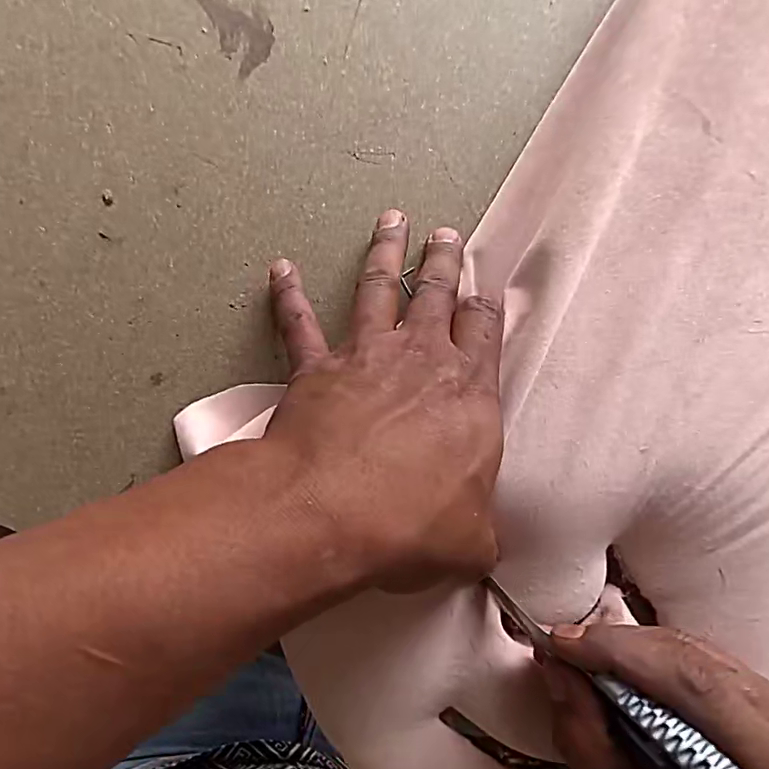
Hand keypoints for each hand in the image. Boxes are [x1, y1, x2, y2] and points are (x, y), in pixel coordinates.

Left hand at [263, 210, 504, 592]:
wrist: (335, 514)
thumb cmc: (410, 525)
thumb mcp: (470, 543)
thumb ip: (481, 536)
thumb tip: (484, 548)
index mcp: (471, 397)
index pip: (485, 335)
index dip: (486, 310)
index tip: (485, 289)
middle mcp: (422, 362)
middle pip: (439, 296)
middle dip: (446, 262)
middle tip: (447, 234)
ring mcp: (366, 359)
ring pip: (380, 289)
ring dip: (386, 252)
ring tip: (393, 220)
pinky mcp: (315, 371)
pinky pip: (299, 323)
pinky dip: (288, 295)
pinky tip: (281, 268)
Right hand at [542, 624, 768, 768]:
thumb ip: (587, 740)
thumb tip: (556, 668)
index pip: (696, 686)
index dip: (622, 654)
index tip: (561, 643)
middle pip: (698, 662)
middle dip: (619, 645)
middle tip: (561, 645)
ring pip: (700, 654)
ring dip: (633, 648)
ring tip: (580, 653)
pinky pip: (709, 663)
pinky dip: (654, 658)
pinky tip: (618, 663)